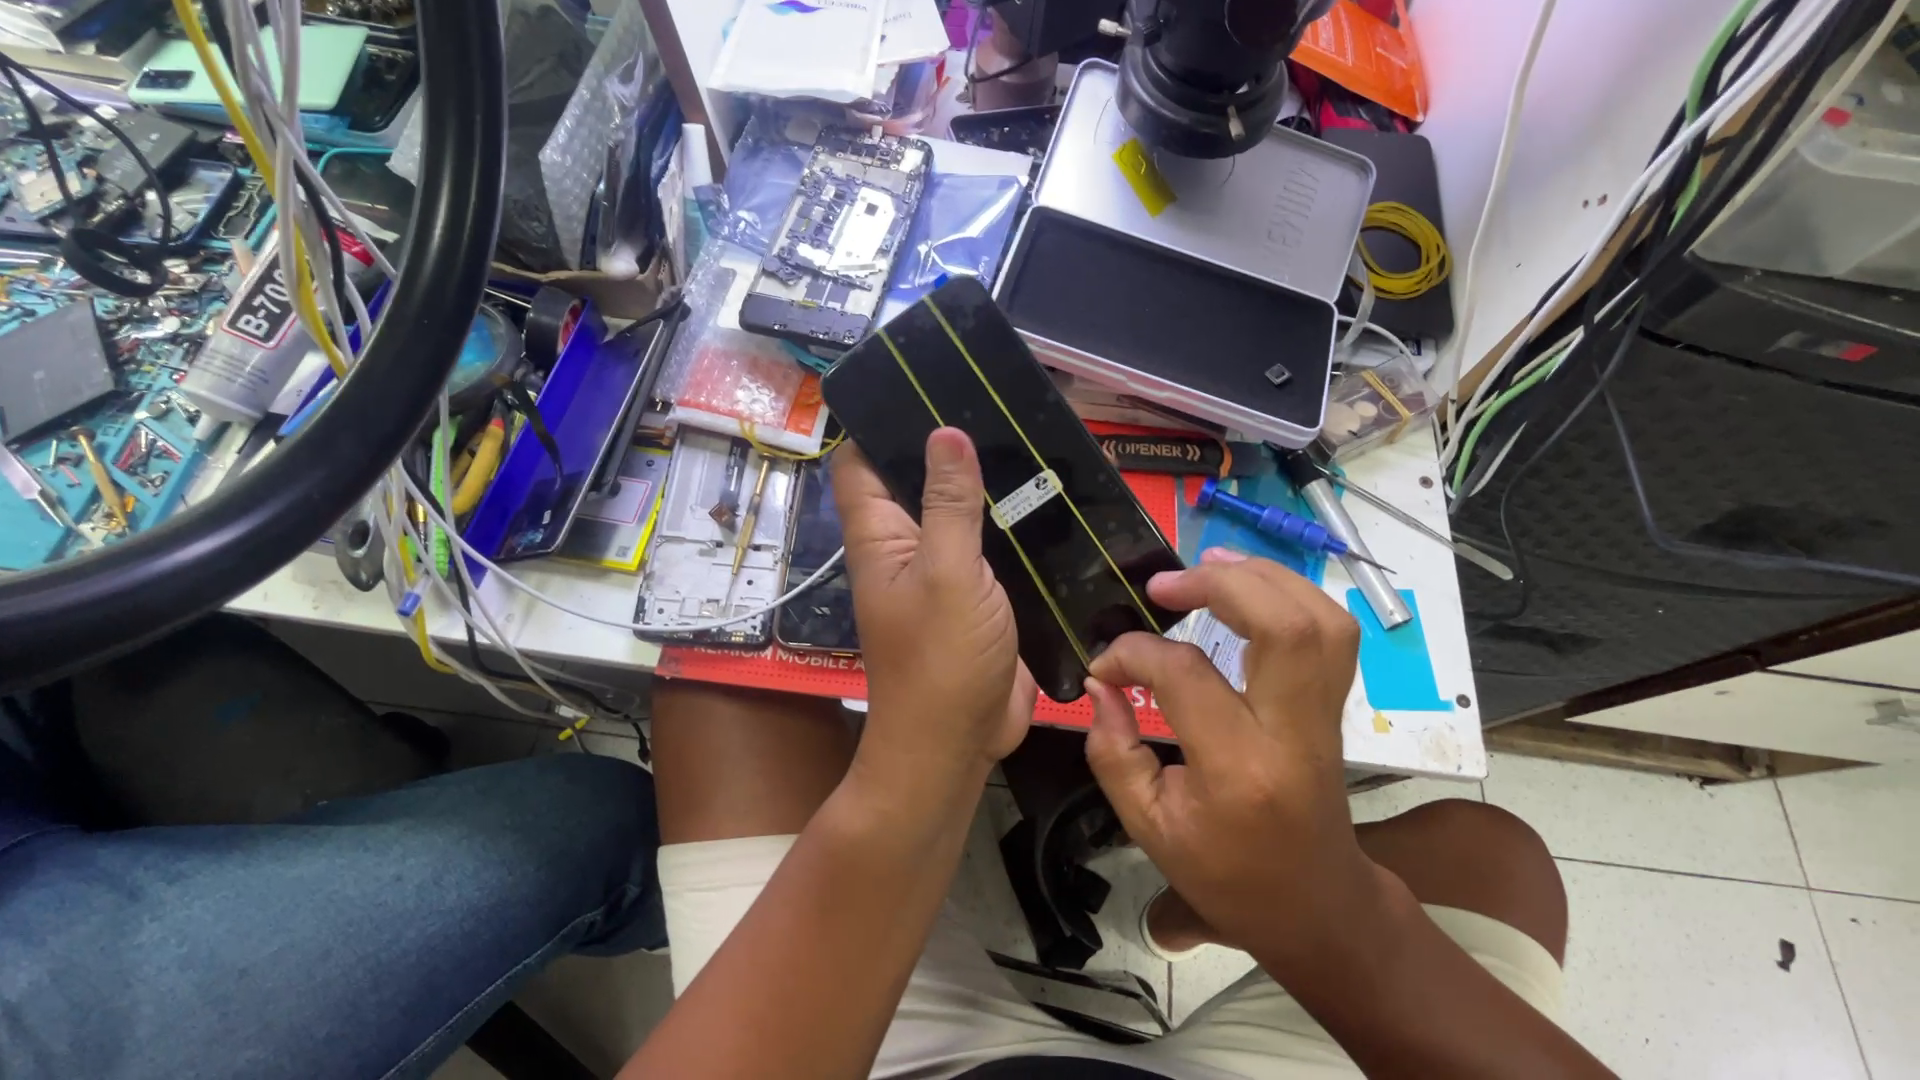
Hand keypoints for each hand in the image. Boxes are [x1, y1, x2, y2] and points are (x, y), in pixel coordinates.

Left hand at [832, 428, 1033, 787]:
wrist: (959, 744)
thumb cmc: (941, 660)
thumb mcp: (948, 574)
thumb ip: (949, 505)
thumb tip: (943, 433)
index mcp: (881, 537)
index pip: (863, 463)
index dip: (882, 422)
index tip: (922, 381)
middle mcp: (908, 547)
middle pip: (920, 482)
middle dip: (951, 446)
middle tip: (1001, 401)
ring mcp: (946, 572)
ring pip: (964, 514)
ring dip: (990, 486)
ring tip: (1034, 438)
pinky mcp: (982, 596)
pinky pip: (995, 549)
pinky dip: (1016, 526)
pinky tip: (1054, 500)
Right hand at [1082, 548, 1370, 959]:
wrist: (1312, 905)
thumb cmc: (1224, 873)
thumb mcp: (1147, 825)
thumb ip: (1113, 750)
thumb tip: (1101, 682)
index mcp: (1238, 770)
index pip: (1187, 676)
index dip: (1135, 654)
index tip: (1105, 663)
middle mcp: (1292, 733)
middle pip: (1285, 627)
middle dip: (1221, 586)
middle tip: (1165, 584)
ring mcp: (1326, 717)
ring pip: (1321, 621)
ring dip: (1265, 579)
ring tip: (1208, 566)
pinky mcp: (1335, 707)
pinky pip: (1331, 633)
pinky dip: (1291, 595)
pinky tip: (1248, 589)